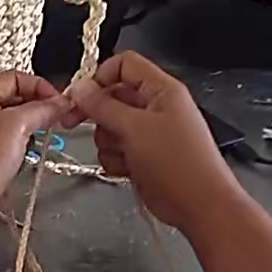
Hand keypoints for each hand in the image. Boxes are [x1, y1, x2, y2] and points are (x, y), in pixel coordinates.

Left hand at [0, 72, 71, 246]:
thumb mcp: (15, 126)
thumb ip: (41, 109)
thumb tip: (62, 102)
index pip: (14, 78)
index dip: (38, 85)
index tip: (58, 101)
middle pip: (17, 100)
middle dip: (39, 107)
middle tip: (57, 120)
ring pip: (17, 125)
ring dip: (34, 129)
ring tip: (44, 139)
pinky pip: (14, 148)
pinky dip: (26, 149)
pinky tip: (30, 158)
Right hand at [63, 53, 245, 230]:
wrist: (197, 205)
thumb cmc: (177, 163)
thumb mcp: (134, 128)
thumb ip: (103, 106)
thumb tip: (79, 88)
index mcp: (161, 90)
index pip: (124, 66)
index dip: (99, 77)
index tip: (79, 97)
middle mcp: (155, 108)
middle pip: (112, 98)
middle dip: (97, 115)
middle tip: (74, 124)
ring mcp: (148, 134)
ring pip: (109, 128)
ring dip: (108, 144)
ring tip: (123, 155)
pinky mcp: (142, 157)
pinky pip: (115, 151)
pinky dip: (115, 161)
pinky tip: (127, 170)